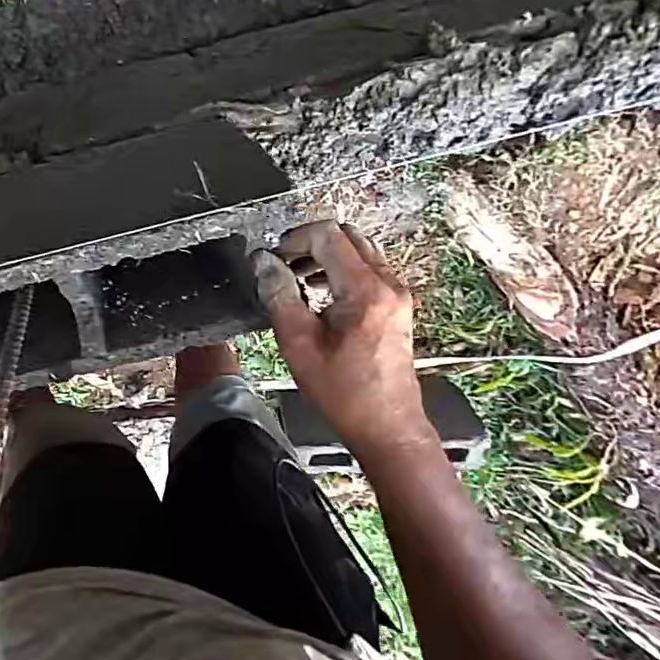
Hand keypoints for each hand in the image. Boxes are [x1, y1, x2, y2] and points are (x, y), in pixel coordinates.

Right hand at [252, 222, 430, 449]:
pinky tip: (318, 295)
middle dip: (310, 244)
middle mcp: (387, 284)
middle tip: (283, 265)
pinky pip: (368, 270)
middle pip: (347, 236)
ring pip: (359, 250)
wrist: (386, 424)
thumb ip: (279, 295)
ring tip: (296, 281)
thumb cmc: (343, 391)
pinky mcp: (396, 305)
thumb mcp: (298, 342)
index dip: (294, 240)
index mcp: (364, 290)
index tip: (274, 260)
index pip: (328, 235)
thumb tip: (264, 262)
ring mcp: (396, 294)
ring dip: (325, 256)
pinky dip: (340, 271)